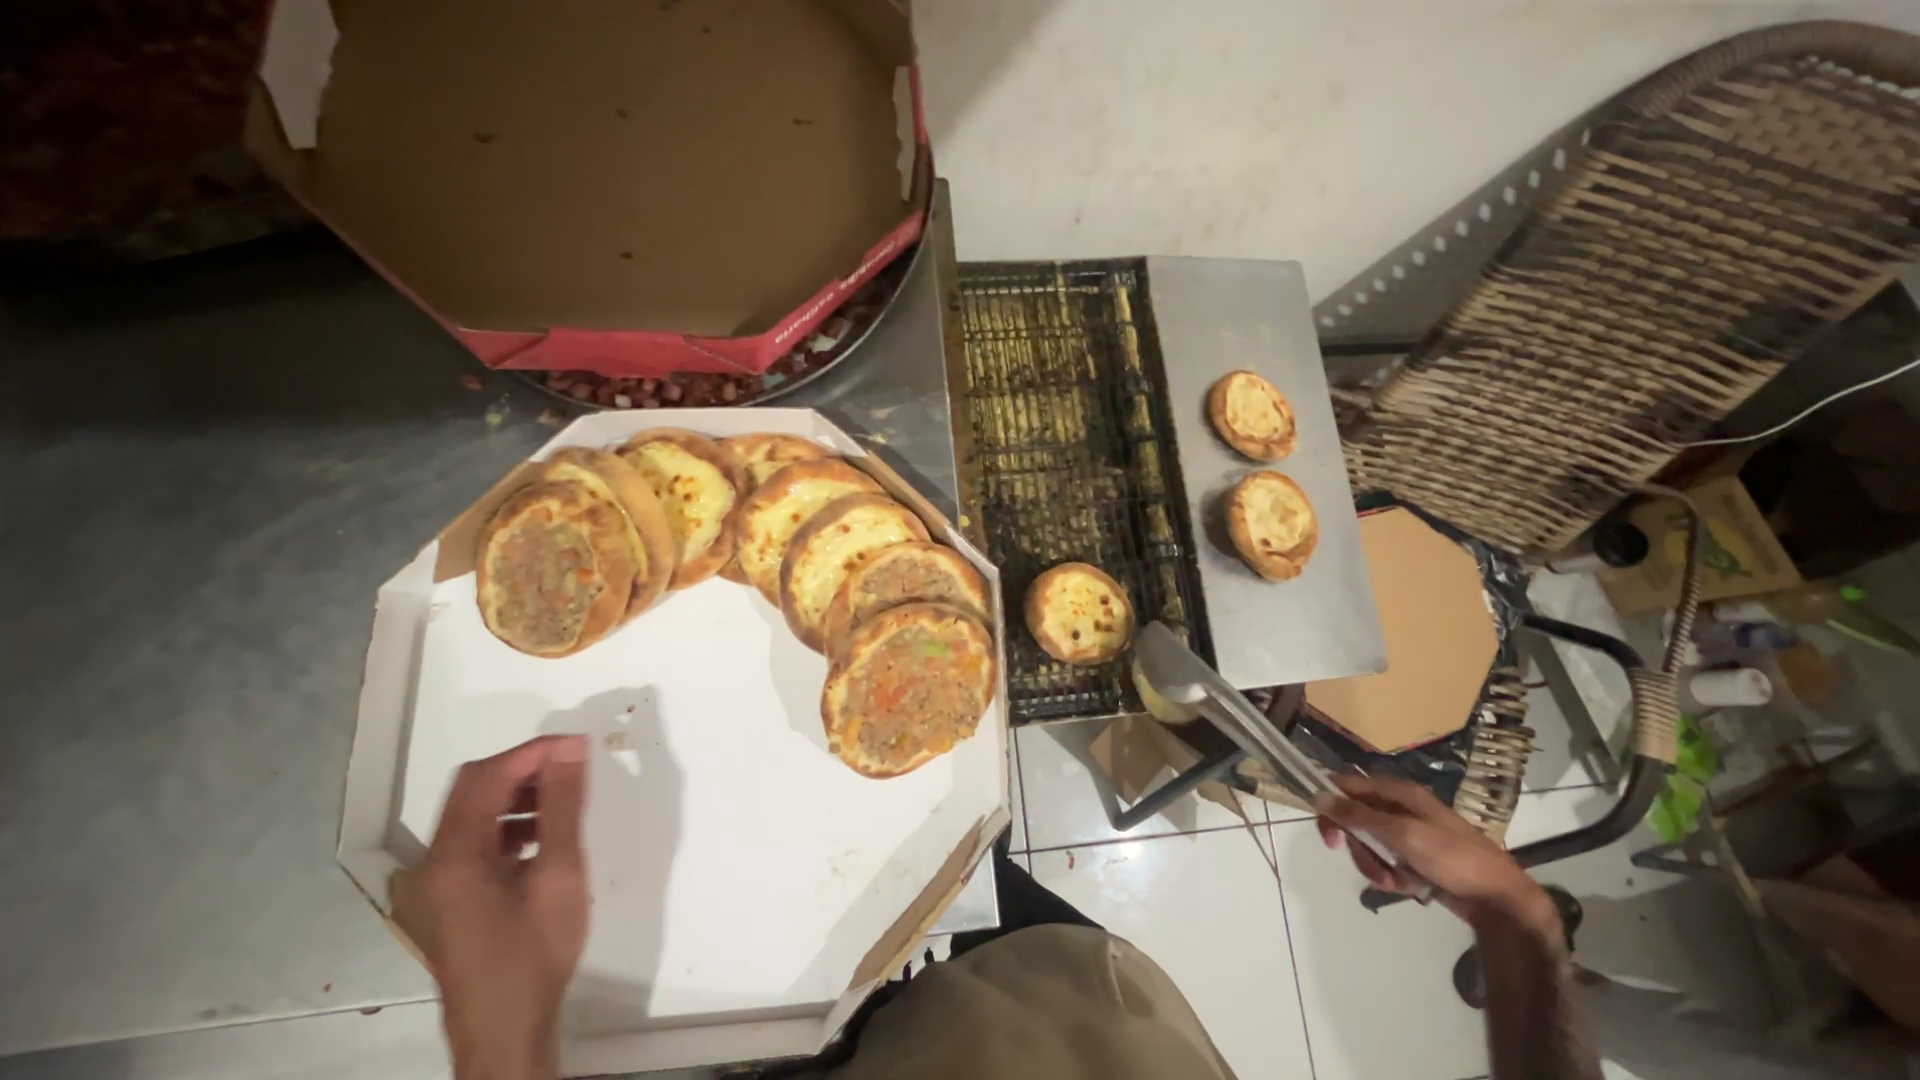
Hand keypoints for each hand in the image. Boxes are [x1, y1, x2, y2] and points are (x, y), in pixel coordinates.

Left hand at [417, 736, 590, 1079]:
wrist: (505, 1029)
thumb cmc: (534, 951)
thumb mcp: (560, 873)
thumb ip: (563, 806)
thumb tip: (570, 748)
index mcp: (454, 853)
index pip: (487, 776)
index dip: (533, 752)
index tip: (579, 746)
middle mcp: (436, 860)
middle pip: (474, 789)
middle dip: (524, 769)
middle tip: (572, 766)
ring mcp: (441, 882)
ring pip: (476, 814)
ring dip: (519, 796)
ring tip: (565, 801)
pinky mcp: (454, 898)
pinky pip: (479, 842)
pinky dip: (511, 825)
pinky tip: (544, 840)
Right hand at [1315, 773, 1556, 936]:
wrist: (1498, 899)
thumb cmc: (1453, 858)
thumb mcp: (1402, 834)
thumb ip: (1359, 815)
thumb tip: (1319, 795)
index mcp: (1400, 793)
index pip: (1348, 786)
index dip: (1331, 804)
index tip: (1327, 833)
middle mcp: (1401, 809)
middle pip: (1355, 819)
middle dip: (1358, 846)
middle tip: (1369, 865)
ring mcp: (1408, 834)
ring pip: (1368, 845)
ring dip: (1374, 866)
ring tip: (1394, 882)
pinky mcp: (1414, 858)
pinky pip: (1386, 862)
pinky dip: (1391, 876)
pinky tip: (1409, 886)